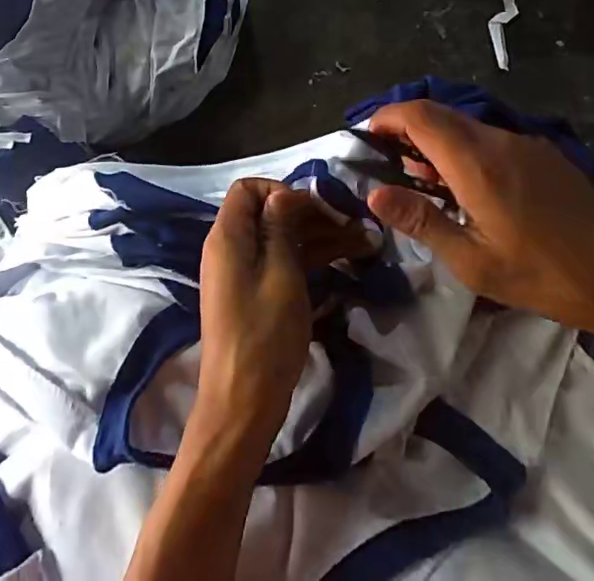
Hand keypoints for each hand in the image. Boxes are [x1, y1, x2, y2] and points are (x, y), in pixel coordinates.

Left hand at [195, 179, 370, 448]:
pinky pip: (284, 261)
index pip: (248, 189)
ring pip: (282, 238)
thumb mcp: (280, 273)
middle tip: (354, 224)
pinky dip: (312, 257)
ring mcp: (244, 272)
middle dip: (312, 213)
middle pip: (270, 212)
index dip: (282, 191)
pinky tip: (347, 258)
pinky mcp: (257, 293)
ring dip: (320, 236)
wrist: (243, 404)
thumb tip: (285, 193)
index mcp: (228, 237)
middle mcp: (232, 248)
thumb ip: (281, 227)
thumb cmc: (264, 335)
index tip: (316, 210)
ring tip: (365, 240)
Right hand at [365, 100, 593, 339]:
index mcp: (477, 163)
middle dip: (407, 128)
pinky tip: (466, 186)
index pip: (421, 116)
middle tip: (386, 161)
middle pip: (442, 114)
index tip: (366, 136)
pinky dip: (466, 150)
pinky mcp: (544, 154)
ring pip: (467, 126)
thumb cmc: (542, 276)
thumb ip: (422, 221)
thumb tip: (375, 193)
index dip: (388, 117)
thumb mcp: (473, 261)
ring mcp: (526, 143)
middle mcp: (500, 140)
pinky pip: (492, 139)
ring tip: (421, 180)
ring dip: (438, 142)